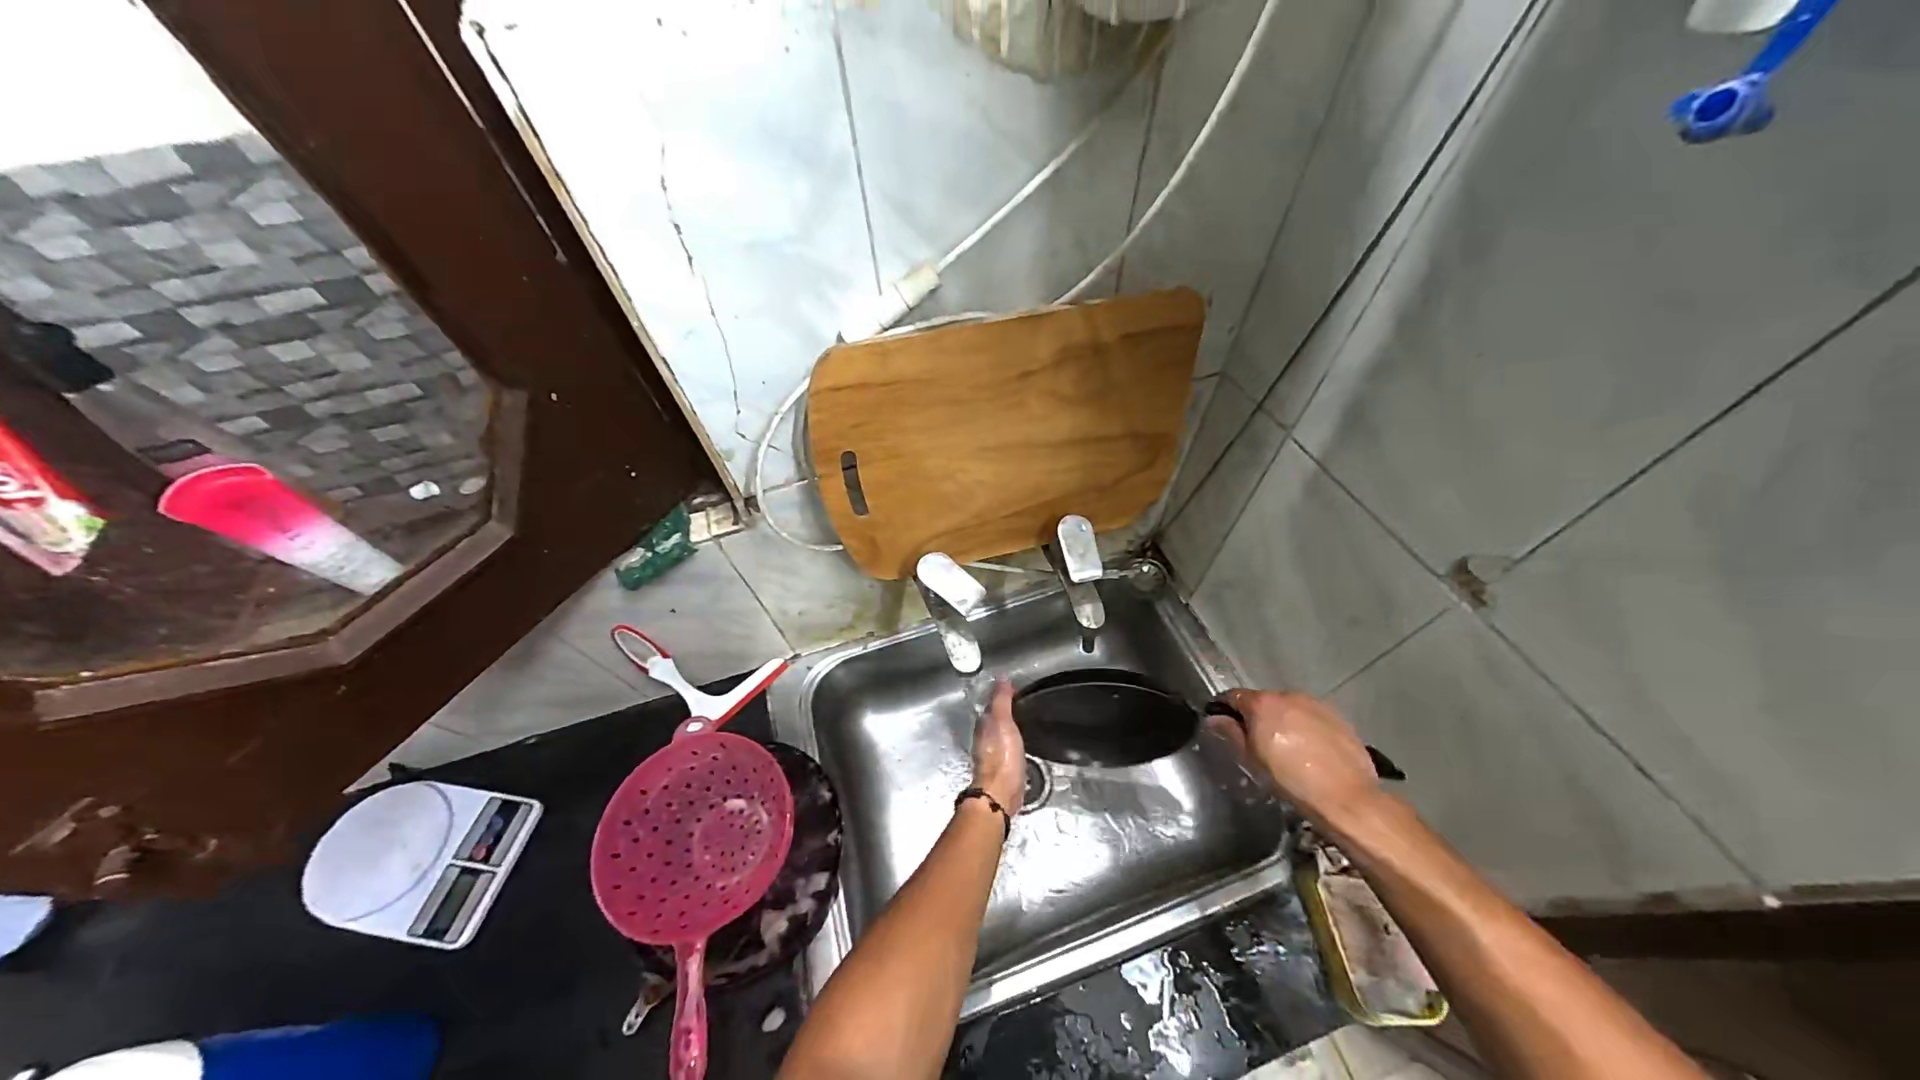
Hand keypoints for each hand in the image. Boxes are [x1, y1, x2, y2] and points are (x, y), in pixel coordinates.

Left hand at [971, 679, 1025, 810]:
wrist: (1001, 794)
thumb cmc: (1002, 758)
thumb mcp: (1003, 723)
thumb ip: (1001, 702)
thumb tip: (1001, 678)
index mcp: (983, 726)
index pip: (991, 705)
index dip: (1001, 696)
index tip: (1014, 688)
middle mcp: (984, 739)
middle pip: (994, 719)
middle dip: (1005, 711)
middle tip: (1021, 702)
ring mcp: (993, 754)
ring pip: (1000, 734)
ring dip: (1009, 726)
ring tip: (1023, 720)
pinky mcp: (1003, 768)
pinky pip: (1008, 748)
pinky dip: (1013, 741)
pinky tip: (1021, 743)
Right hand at [1207, 689, 1382, 828]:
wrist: (1345, 795)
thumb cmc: (1289, 779)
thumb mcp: (1252, 759)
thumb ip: (1231, 733)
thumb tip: (1214, 719)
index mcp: (1262, 703)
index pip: (1233, 695)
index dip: (1225, 709)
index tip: (1224, 725)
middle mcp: (1288, 695)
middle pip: (1263, 700)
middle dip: (1257, 716)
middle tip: (1259, 742)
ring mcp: (1316, 703)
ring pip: (1289, 707)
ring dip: (1283, 720)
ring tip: (1288, 747)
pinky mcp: (1337, 715)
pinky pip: (1311, 715)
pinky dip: (1305, 726)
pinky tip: (1311, 750)